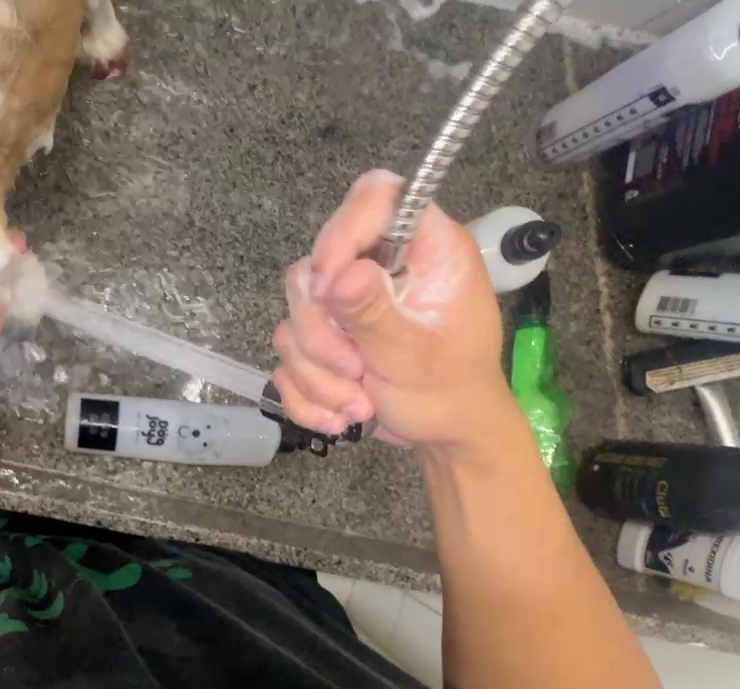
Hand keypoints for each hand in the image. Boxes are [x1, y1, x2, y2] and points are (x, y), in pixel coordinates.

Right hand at [270, 170, 516, 454]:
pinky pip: (287, 362)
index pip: (374, 199)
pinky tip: (340, 417)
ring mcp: (343, 309)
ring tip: (359, 406)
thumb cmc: (452, 391)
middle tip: (355, 370)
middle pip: (312, 273)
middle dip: (322, 335)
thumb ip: (376, 313)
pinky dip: (307, 396)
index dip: (342, 233)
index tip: (329, 286)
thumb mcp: (418, 354)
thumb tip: (341, 276)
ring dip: (318, 376)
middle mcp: (377, 270)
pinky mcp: (322, 343)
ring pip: (293, 324)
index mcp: (421, 251)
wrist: (442, 437)